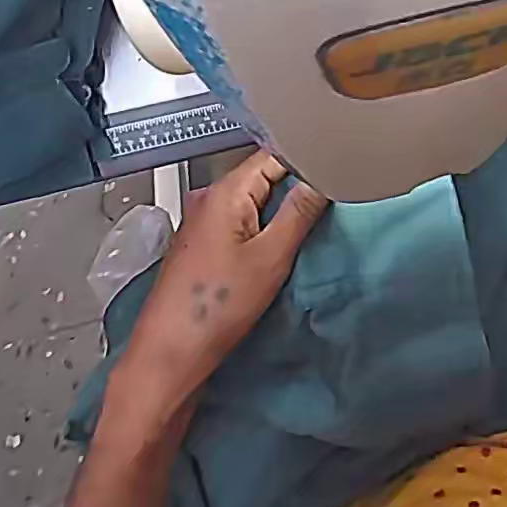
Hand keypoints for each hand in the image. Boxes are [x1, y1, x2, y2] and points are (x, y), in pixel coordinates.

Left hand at [107, 150, 328, 432]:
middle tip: (331, 200)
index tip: (335, 170)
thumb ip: (300, 211)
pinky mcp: (205, 243)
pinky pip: (243, 219)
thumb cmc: (219, 304)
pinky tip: (280, 243)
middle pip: (264, 175)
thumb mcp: (271, 256)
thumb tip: (322, 176)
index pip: (273, 154)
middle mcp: (210, 198)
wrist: (170, 352)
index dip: (307, 158)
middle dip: (297, 185)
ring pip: (255, 200)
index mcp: (225, 192)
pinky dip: (264, 226)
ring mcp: (205, 221)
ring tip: (311, 222)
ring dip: (281, 209)